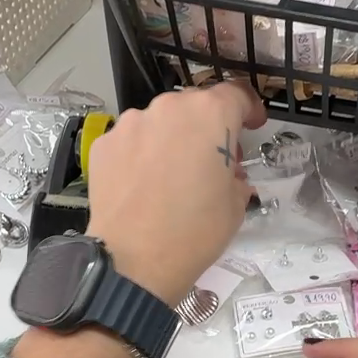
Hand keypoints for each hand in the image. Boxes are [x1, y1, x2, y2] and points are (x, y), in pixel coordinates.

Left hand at [86, 80, 266, 304]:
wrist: (135, 262)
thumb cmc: (195, 233)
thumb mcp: (235, 207)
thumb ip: (236, 176)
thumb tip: (227, 174)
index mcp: (211, 116)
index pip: (237, 95)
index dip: (249, 109)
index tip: (252, 125)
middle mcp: (169, 109)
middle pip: (196, 107)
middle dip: (208, 129)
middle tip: (212, 163)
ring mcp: (131, 124)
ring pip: (161, 123)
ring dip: (172, 141)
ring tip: (173, 178)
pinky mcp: (105, 144)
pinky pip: (133, 142)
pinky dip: (143, 156)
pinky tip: (145, 186)